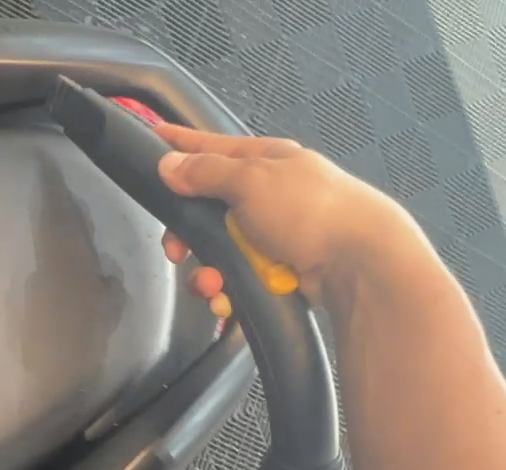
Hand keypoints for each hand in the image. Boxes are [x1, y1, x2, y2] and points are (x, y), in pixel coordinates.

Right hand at [153, 125, 423, 306]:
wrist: (354, 262)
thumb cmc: (308, 210)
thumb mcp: (251, 181)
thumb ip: (206, 173)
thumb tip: (169, 164)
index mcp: (262, 163)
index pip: (210, 148)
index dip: (180, 144)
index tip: (152, 136)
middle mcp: (263, 197)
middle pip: (203, 213)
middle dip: (186, 237)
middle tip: (178, 251)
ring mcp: (266, 236)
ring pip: (213, 254)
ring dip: (207, 273)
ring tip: (216, 283)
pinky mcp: (270, 270)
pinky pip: (231, 280)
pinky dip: (225, 292)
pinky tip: (229, 297)